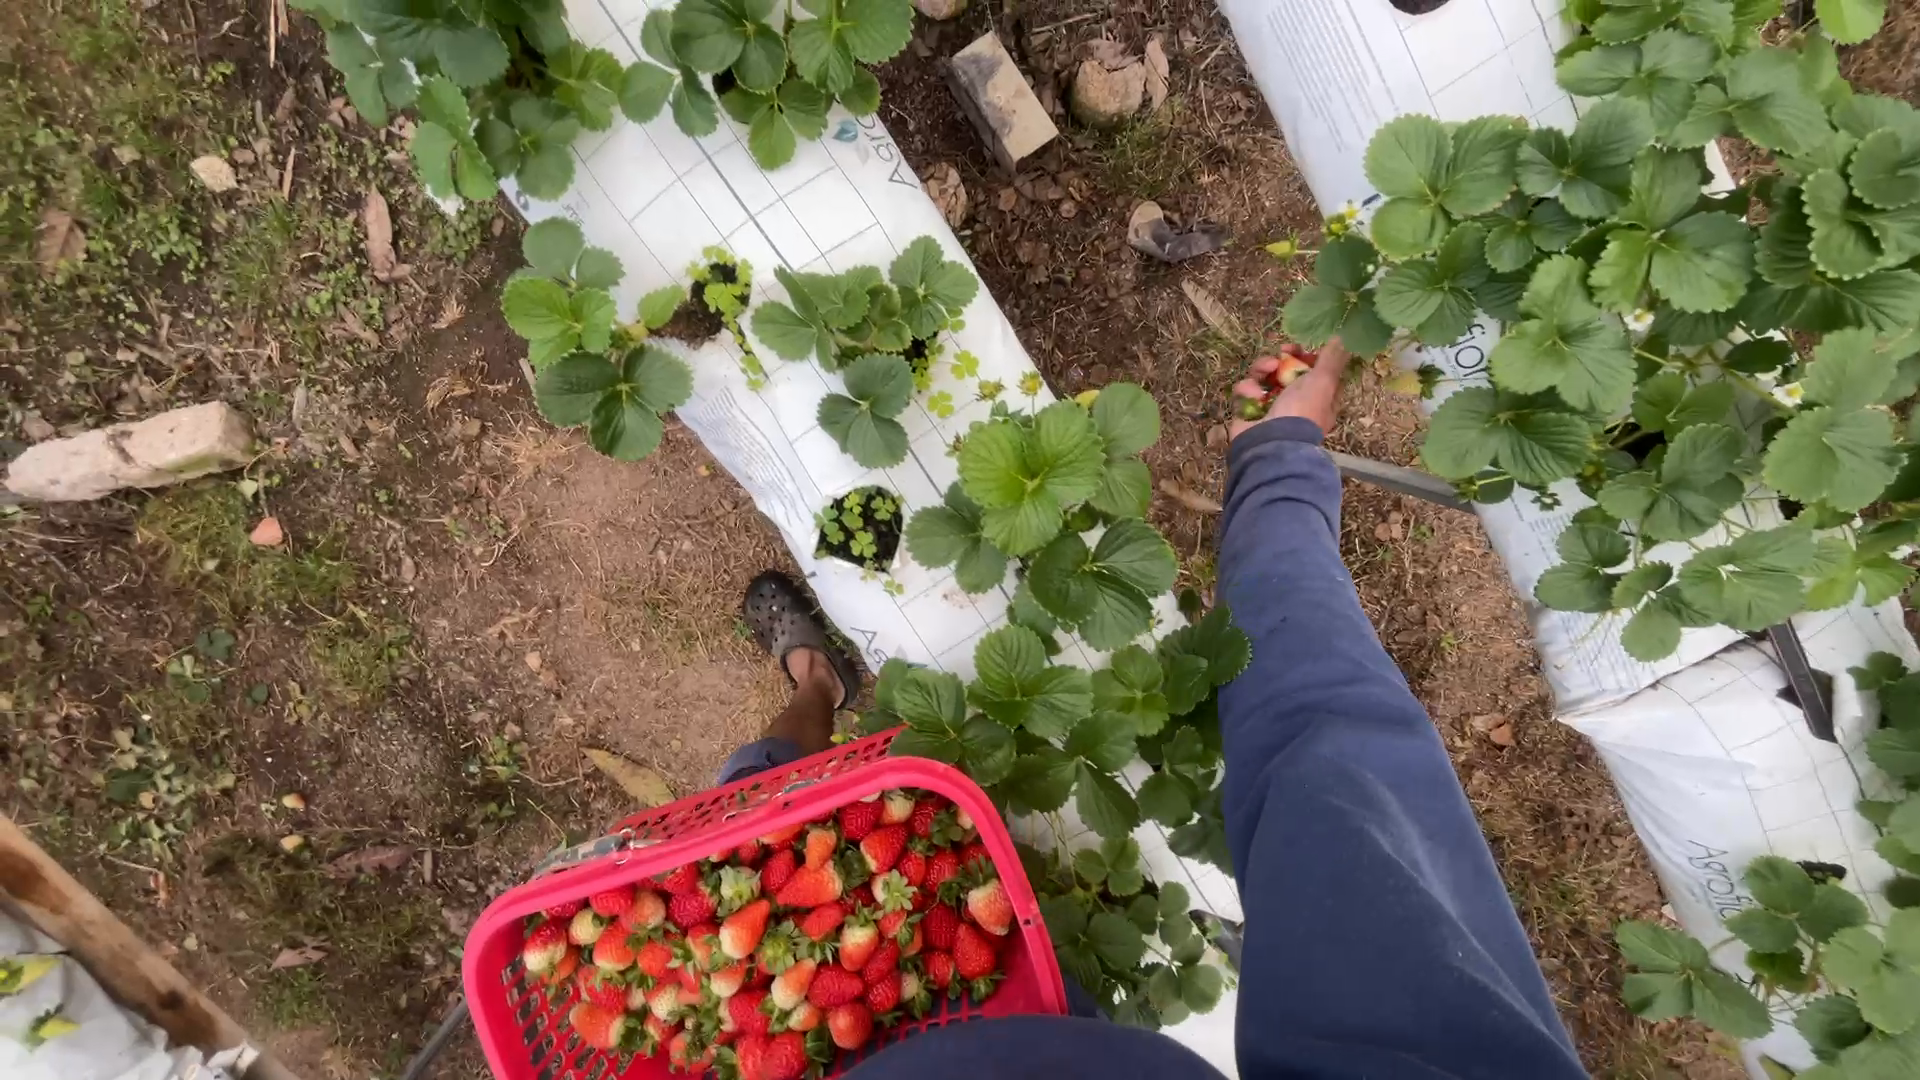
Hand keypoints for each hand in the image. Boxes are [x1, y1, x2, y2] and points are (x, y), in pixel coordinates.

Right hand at [1228, 339, 1352, 441]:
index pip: (1313, 371)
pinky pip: (1245, 392)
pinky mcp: (1247, 411)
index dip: (1305, 357)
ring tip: (1265, 370)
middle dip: (1280, 360)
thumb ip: (1331, 359)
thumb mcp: (1323, 381)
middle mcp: (1294, 403)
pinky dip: (1247, 390)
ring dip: (1261, 370)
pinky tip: (1253, 395)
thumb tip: (1341, 339)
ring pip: (1262, 378)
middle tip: (1280, 354)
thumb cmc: (1302, 411)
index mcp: (1317, 398)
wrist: (1270, 441)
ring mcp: (1269, 407)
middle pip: (1285, 371)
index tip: (1299, 349)